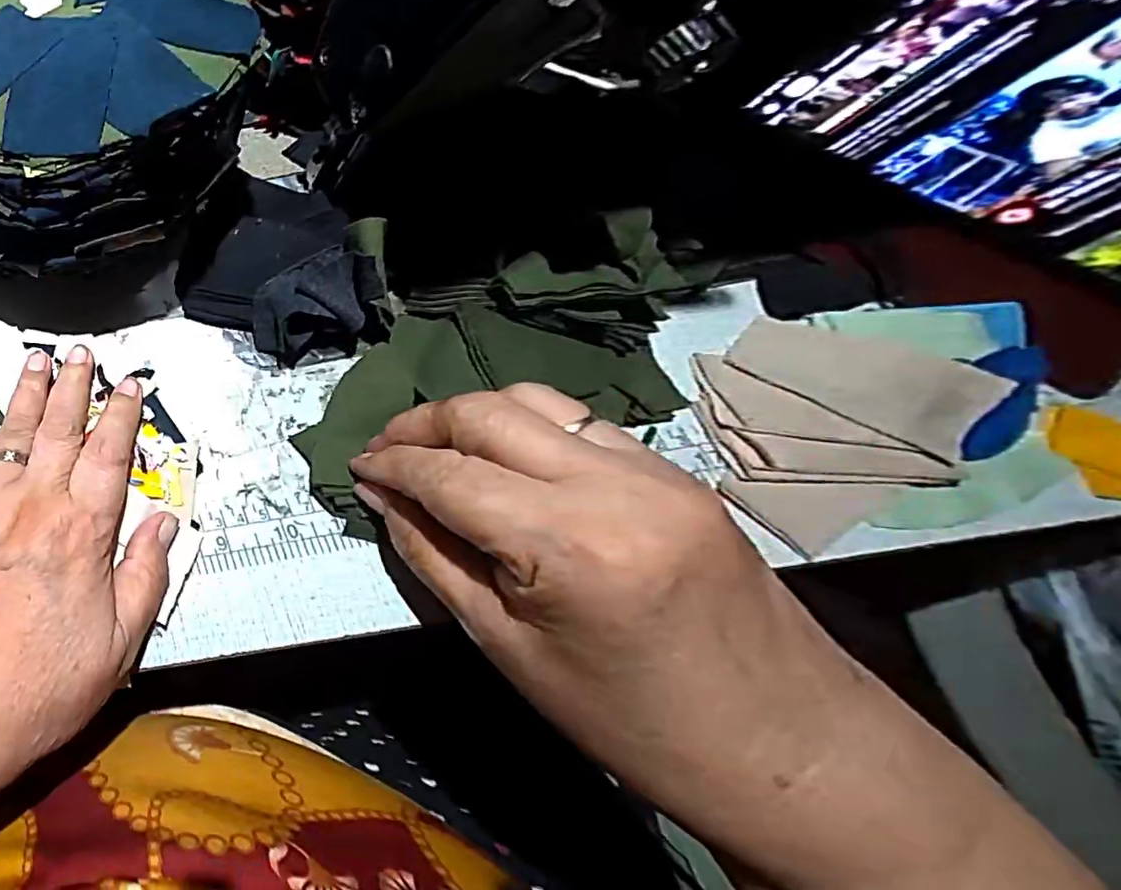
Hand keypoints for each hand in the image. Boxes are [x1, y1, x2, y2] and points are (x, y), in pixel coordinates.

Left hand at [0, 346, 176, 831]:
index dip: (122, 415)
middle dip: (77, 385)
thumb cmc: (34, 686)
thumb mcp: (117, 645)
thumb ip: (144, 575)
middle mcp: (35, 506)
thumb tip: (163, 526)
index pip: (111, 454)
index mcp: (82, 532)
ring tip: (38, 360)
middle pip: (63, 428)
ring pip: (14, 431)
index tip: (129, 387)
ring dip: (28, 392)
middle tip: (84, 354)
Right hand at [348, 383, 1096, 889]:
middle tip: (383, 450)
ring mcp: (654, 469)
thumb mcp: (507, 647)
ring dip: (467, 415)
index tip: (357, 467)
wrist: (796, 754)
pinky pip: (576, 420)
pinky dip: (520, 424)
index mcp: (569, 545)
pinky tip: (499, 455)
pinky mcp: (675, 470)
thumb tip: (385, 500)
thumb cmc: (632, 723)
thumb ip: (433, 557)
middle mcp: (614, 485)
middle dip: (419, 424)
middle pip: (485, 413)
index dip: (391, 465)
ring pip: (530, 398)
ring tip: (431, 445)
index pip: (449, 474)